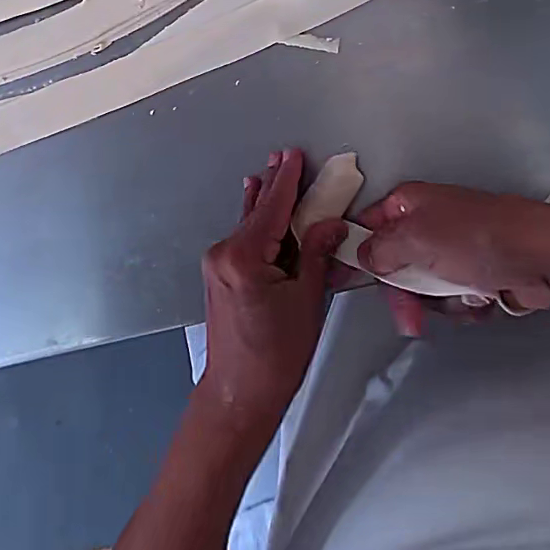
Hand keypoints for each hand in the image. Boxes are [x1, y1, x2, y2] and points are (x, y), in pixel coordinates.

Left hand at [197, 148, 347, 429]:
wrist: (238, 395)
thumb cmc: (275, 356)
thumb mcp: (306, 301)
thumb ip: (316, 254)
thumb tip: (332, 223)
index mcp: (244, 257)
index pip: (272, 207)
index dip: (288, 179)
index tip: (295, 155)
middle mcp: (224, 253)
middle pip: (257, 209)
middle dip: (275, 183)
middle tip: (287, 155)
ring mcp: (217, 263)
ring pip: (249, 222)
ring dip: (265, 200)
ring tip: (274, 171)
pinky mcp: (219, 273)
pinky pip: (243, 237)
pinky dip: (257, 221)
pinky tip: (256, 205)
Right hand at [357, 183, 549, 333]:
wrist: (541, 256)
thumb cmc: (476, 238)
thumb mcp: (415, 239)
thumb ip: (379, 249)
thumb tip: (361, 255)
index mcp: (409, 204)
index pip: (367, 226)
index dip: (354, 253)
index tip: (343, 280)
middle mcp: (427, 223)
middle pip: (394, 264)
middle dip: (403, 293)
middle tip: (410, 315)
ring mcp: (452, 249)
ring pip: (423, 287)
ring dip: (438, 301)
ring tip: (462, 297)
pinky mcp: (476, 274)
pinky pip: (451, 298)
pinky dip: (463, 305)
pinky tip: (480, 299)